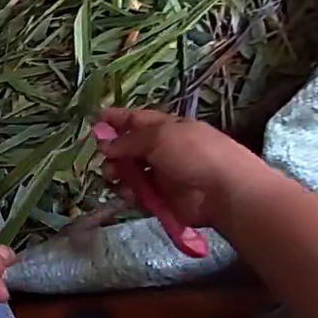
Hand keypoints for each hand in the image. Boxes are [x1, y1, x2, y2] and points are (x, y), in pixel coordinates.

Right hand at [95, 107, 276, 228]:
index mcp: (167, 127)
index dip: (116, 119)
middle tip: (103, 158)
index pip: (137, 119)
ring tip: (112, 177)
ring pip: (132, 173)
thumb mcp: (159, 137)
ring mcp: (164, 175)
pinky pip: (140, 195)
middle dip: (113, 151)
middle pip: (131, 148)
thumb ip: (129, 140)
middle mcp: (164, 149)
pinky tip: (128, 194)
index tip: (94, 120)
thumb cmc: (193, 153)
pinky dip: (131, 194)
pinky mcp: (164, 199)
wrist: (223, 191)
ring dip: (118, 174)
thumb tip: (105, 145)